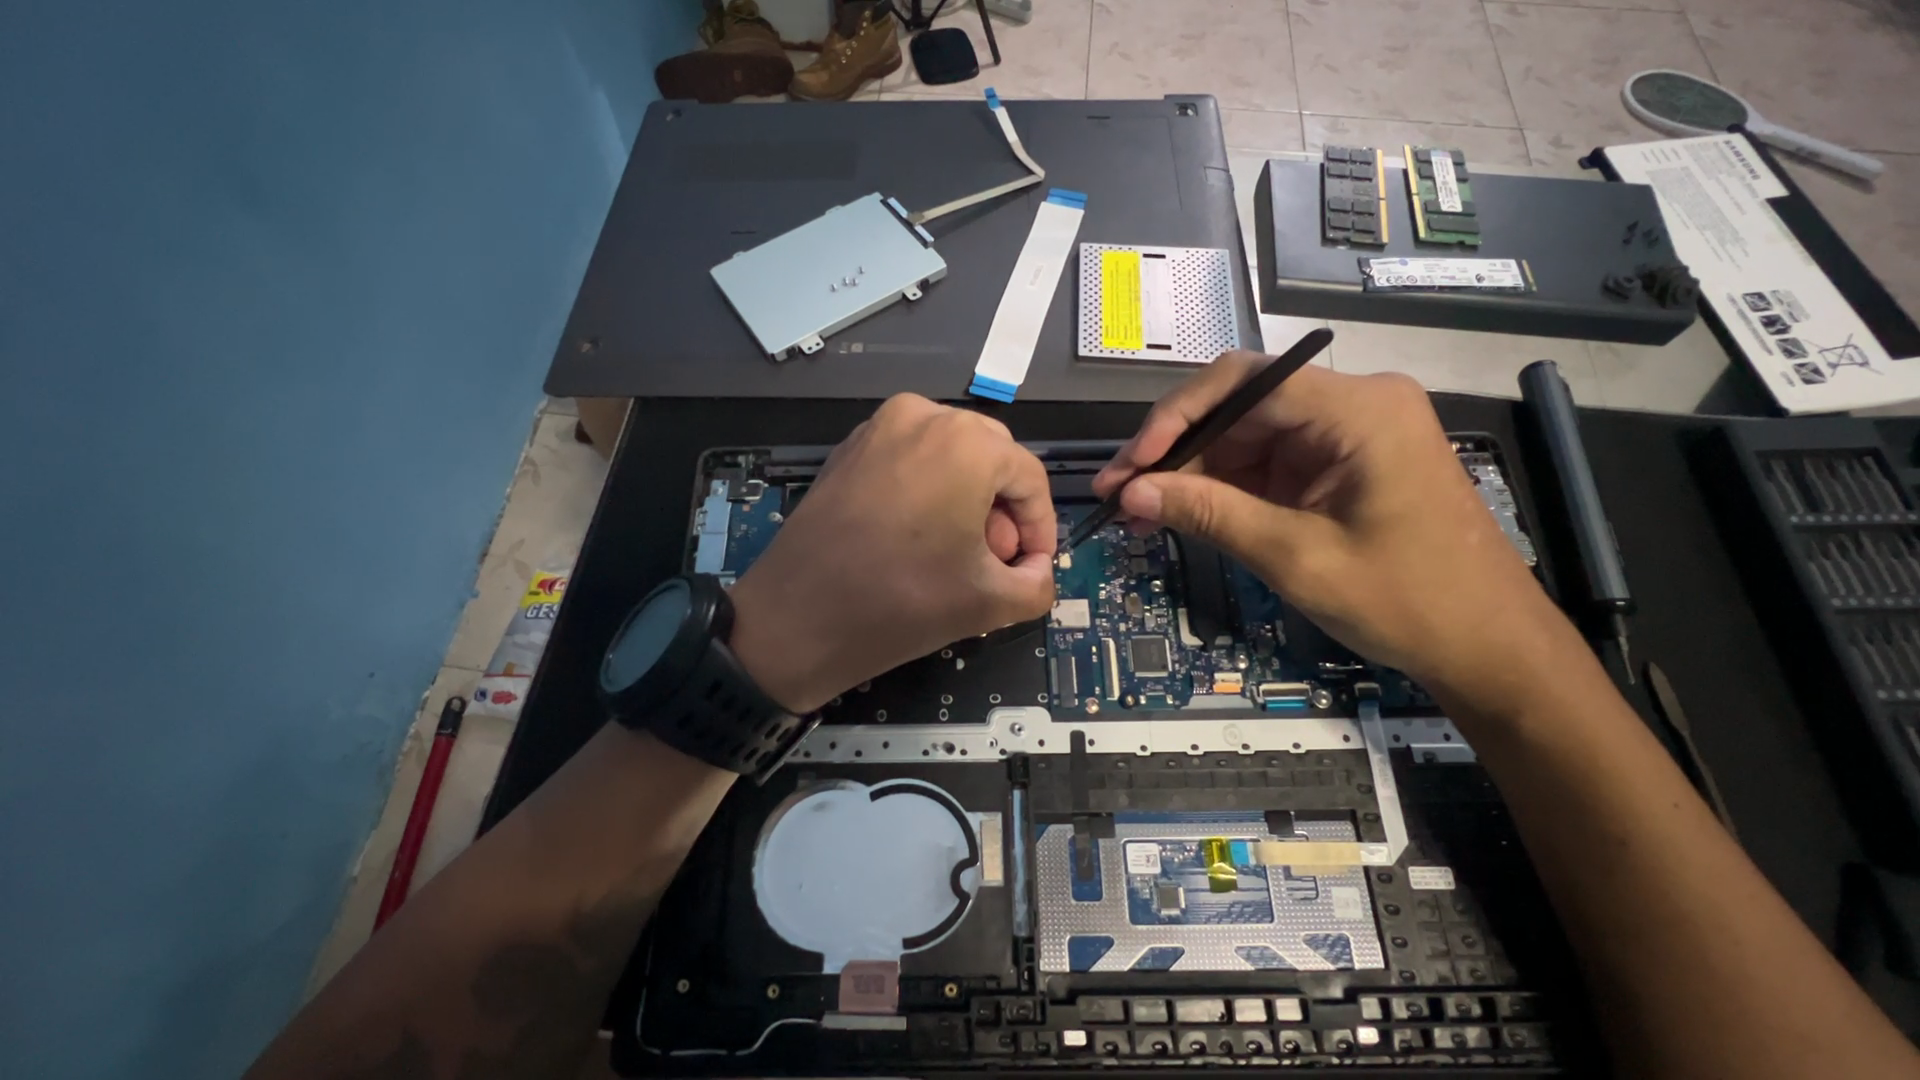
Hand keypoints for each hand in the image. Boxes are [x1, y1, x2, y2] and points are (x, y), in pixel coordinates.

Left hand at [728, 394, 1056, 712]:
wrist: (797, 619)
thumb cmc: (901, 603)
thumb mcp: (990, 602)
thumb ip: (1039, 581)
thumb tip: (1037, 567)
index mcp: (967, 442)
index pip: (1029, 479)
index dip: (1040, 528)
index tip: (1033, 567)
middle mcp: (924, 416)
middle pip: (991, 460)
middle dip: (1002, 512)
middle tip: (994, 562)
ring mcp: (879, 427)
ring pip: (949, 457)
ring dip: (965, 500)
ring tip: (955, 554)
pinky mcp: (849, 449)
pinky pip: (909, 460)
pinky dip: (926, 492)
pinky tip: (916, 539)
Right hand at [1093, 354, 1575, 707]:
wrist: (1489, 648)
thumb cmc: (1407, 601)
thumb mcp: (1296, 557)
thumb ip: (1210, 514)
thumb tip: (1132, 493)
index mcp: (1359, 409)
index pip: (1244, 381)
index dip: (1175, 417)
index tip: (1132, 464)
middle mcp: (1355, 404)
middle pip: (1241, 406)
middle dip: (1176, 449)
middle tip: (1120, 493)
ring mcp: (1350, 434)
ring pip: (1248, 435)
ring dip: (1194, 471)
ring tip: (1140, 509)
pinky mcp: (1343, 465)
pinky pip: (1269, 462)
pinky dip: (1225, 488)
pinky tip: (1184, 511)